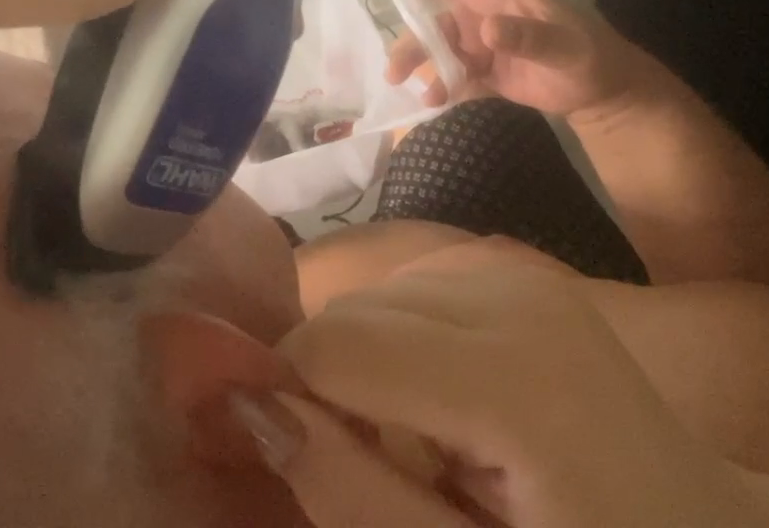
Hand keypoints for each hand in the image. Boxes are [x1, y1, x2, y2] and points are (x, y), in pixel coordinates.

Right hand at [246, 250, 762, 526]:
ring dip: (365, 367)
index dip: (295, 402)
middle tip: (388, 471)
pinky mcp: (518, 273)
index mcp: (512, 377)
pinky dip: (399, 344)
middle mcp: (512, 294)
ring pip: (371, 297)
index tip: (318, 467)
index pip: (333, 343)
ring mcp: (519, 274)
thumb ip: (351, 495)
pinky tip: (446, 404)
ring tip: (425, 445)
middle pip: (349, 312)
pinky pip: (408, 292)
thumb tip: (250, 409)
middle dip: (333, 387)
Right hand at [364, 0, 654, 119]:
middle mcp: (477, 6)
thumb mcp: (565, 46)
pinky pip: (445, 71)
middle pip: (426, 11)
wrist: (602, 93)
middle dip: (407, 36)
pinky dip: (438, 85)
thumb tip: (485, 28)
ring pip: (431, 45)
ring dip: (418, 64)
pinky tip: (436, 99)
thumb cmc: (589, 57)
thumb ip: (528, 36)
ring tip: (411, 86)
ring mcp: (473, 37)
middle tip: (391, 65)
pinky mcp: (475, 64)